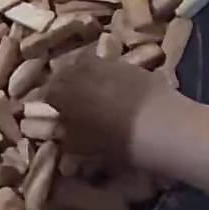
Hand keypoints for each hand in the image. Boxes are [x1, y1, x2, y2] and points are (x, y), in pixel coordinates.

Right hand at [44, 56, 178, 166]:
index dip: (50, 105)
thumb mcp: (82, 146)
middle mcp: (80, 70)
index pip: (47, 93)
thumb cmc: (114, 141)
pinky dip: (108, 78)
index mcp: (63, 90)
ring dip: (87, 79)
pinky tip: (117, 92)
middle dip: (66, 87)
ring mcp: (106, 63)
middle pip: (65, 74)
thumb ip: (66, 135)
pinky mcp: (130, 64)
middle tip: (73, 104)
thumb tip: (61, 129)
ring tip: (95, 96)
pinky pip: (111, 69)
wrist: (162, 125)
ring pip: (88, 67)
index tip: (56, 115)